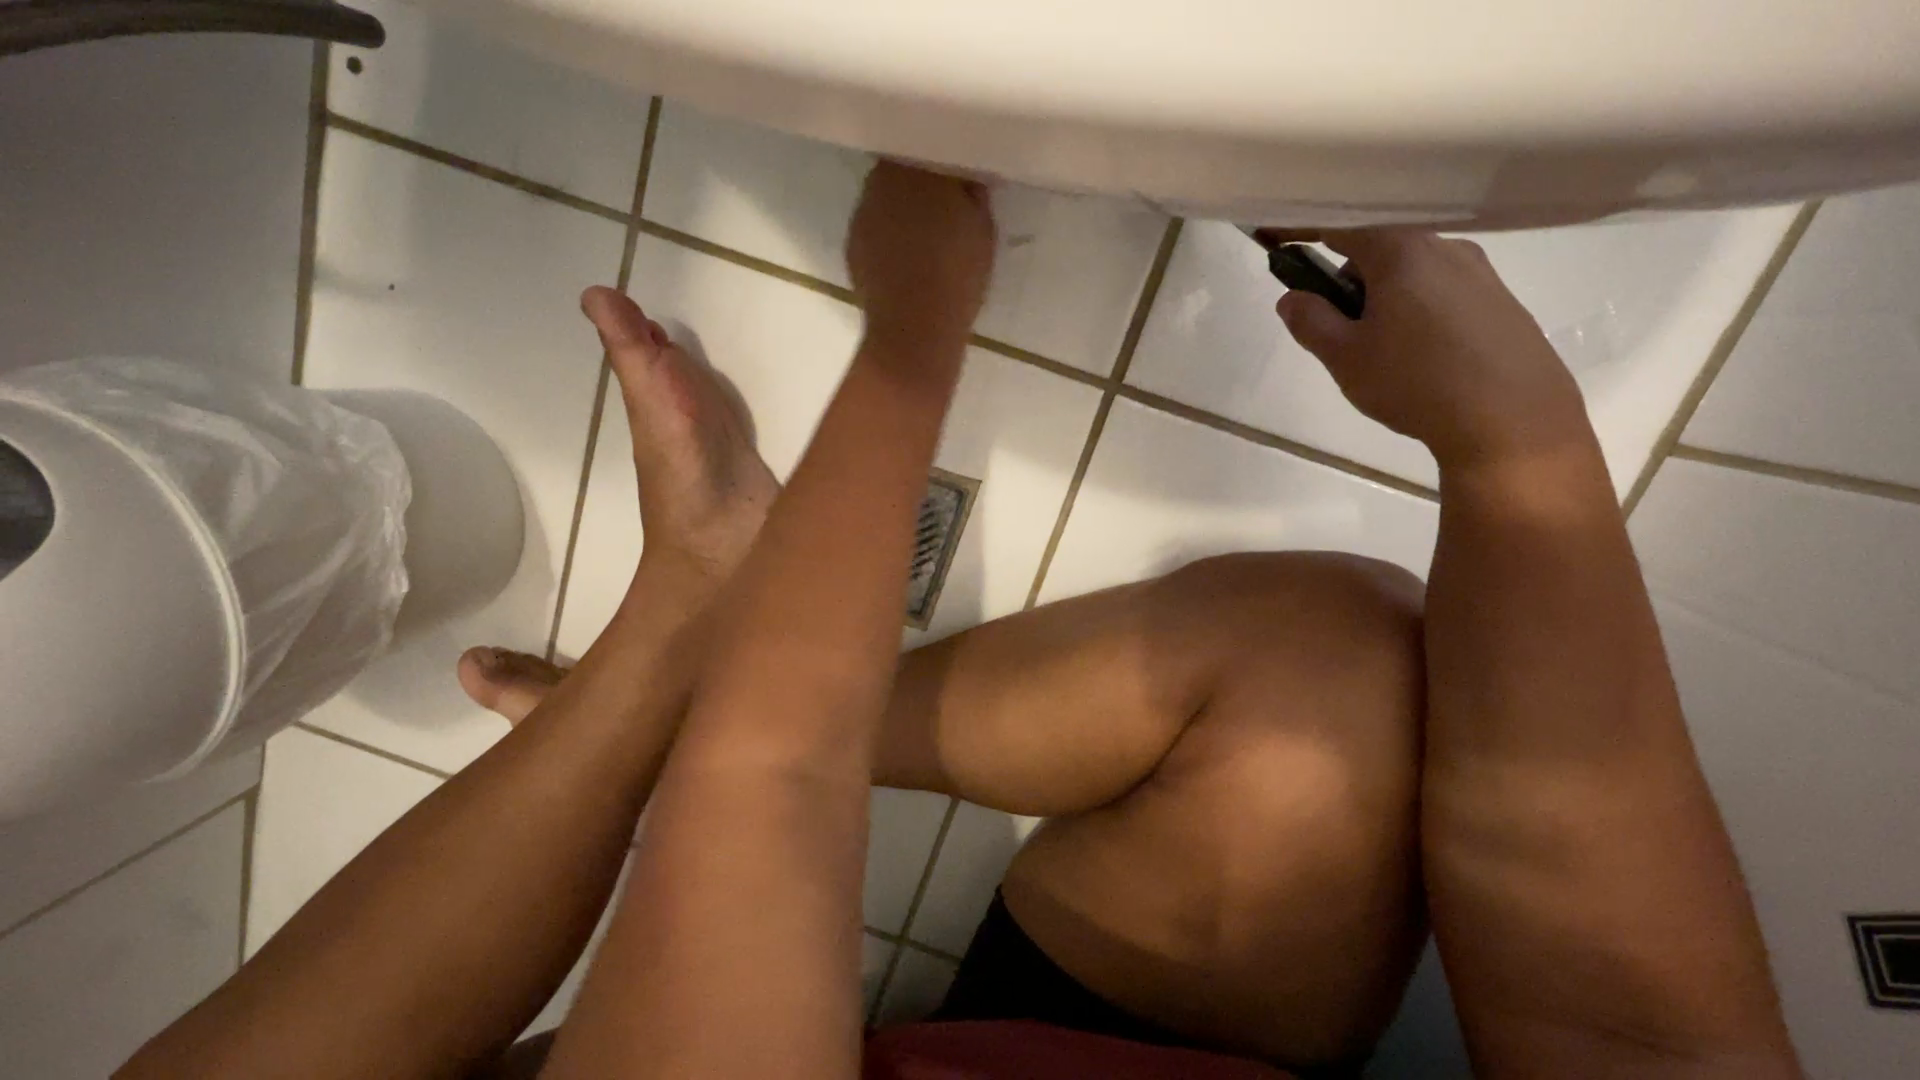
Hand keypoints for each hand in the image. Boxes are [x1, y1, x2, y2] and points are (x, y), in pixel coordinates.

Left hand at [846, 161, 995, 352]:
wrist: (914, 329)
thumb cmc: (957, 276)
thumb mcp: (982, 229)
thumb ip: (973, 194)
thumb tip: (966, 179)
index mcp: (918, 168)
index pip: (929, 145)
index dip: (945, 160)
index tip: (960, 178)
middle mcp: (881, 181)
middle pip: (901, 169)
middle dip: (921, 182)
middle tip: (945, 205)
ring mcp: (861, 213)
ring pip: (884, 197)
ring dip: (902, 208)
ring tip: (925, 235)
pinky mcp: (852, 244)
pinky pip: (873, 227)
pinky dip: (887, 236)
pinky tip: (905, 258)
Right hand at [1259, 228, 1591, 473]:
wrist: (1511, 418)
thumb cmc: (1413, 381)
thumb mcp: (1344, 357)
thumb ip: (1311, 321)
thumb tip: (1292, 298)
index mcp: (1400, 252)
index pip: (1341, 229)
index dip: (1306, 239)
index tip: (1282, 253)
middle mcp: (1445, 249)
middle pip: (1381, 253)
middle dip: (1352, 284)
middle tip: (1341, 336)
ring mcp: (1481, 274)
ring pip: (1414, 276)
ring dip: (1389, 302)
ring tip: (1387, 356)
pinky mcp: (1505, 303)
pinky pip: (1446, 297)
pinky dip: (1423, 316)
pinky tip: (1427, 362)